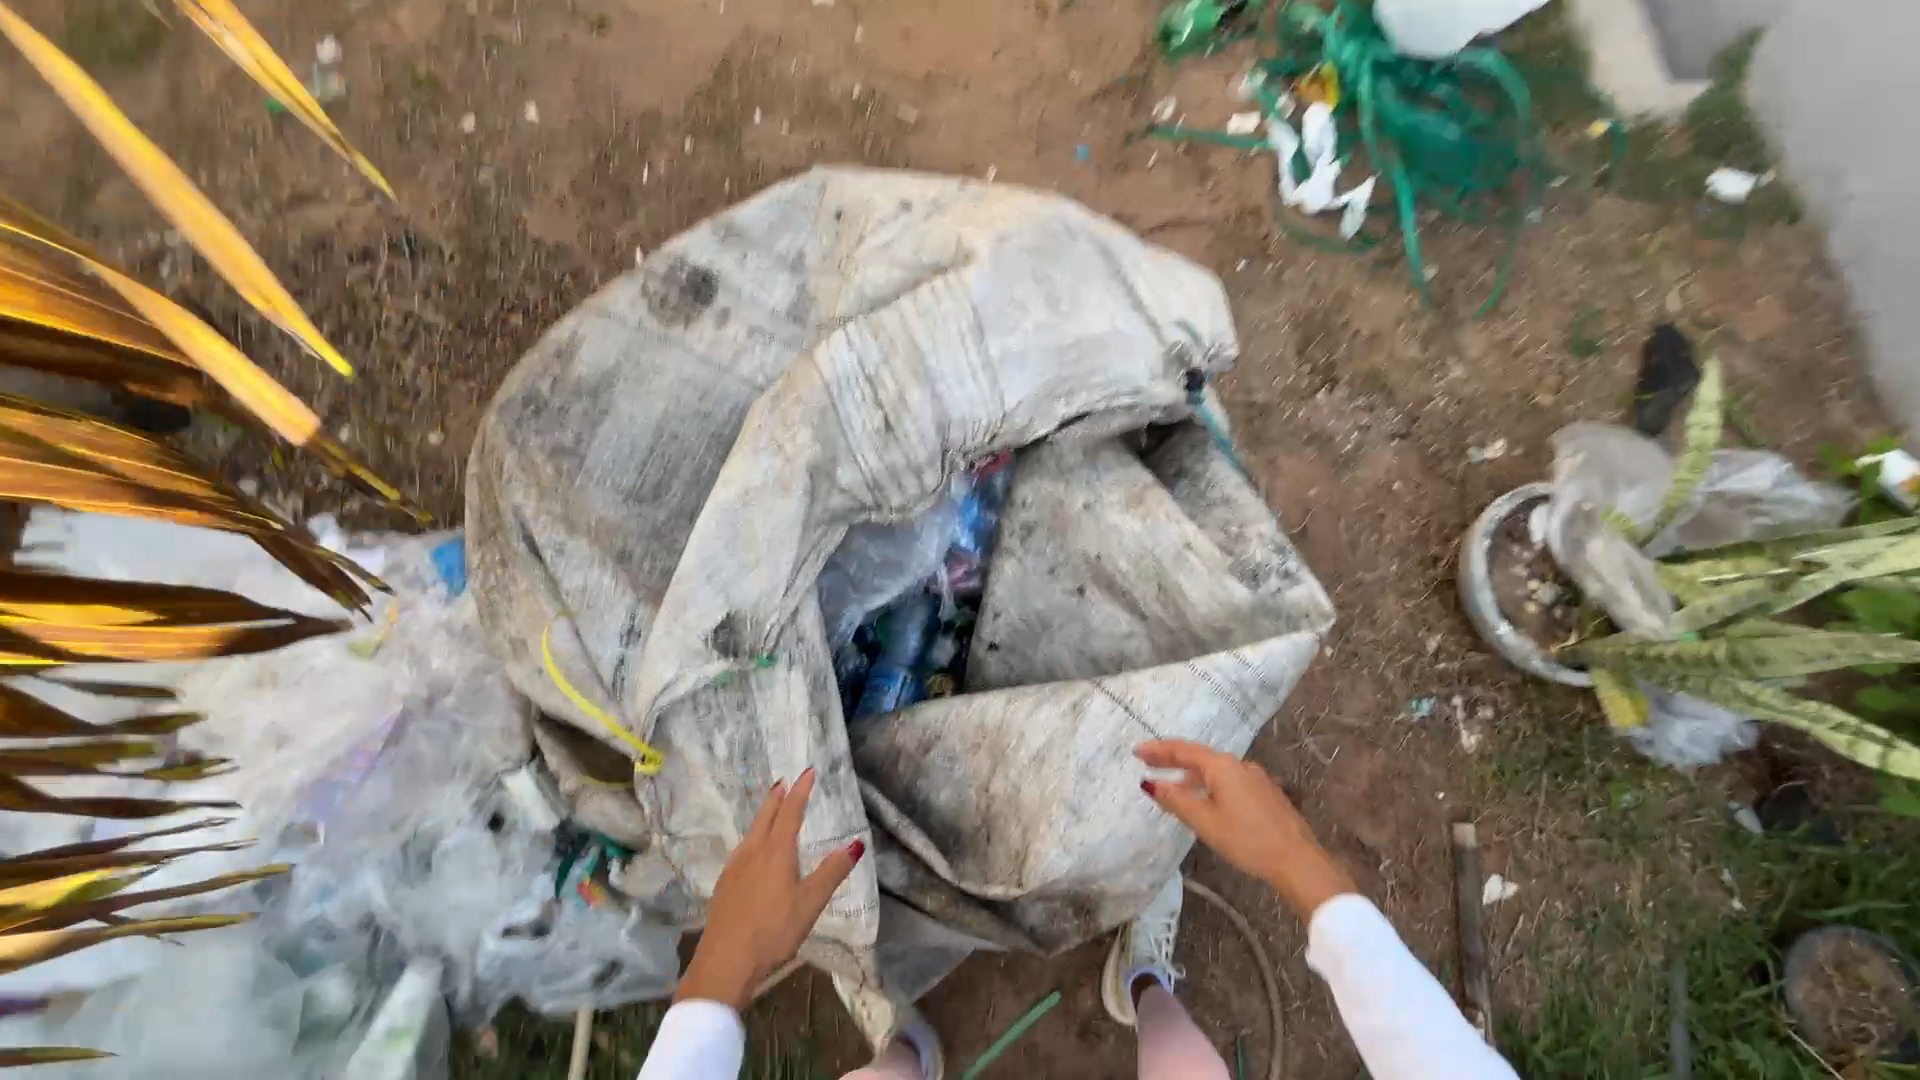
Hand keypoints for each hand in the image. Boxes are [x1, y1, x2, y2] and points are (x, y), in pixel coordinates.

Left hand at [676, 768, 863, 1009]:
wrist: (724, 962)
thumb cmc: (773, 931)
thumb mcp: (810, 903)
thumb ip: (832, 872)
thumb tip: (856, 844)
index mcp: (776, 852)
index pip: (791, 811)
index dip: (801, 790)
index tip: (808, 771)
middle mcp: (753, 852)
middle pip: (766, 816)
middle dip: (777, 797)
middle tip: (784, 782)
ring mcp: (734, 868)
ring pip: (751, 833)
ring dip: (763, 816)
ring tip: (771, 810)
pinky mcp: (724, 885)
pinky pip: (742, 850)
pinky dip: (753, 838)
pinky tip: (752, 852)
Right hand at [1136, 740, 1355, 920]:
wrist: (1299, 862)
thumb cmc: (1247, 840)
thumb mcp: (1205, 822)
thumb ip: (1176, 800)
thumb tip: (1150, 784)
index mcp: (1222, 767)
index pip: (1183, 751)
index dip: (1158, 750)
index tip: (1137, 751)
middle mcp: (1239, 765)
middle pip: (1199, 757)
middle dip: (1172, 760)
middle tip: (1148, 763)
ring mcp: (1256, 779)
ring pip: (1215, 770)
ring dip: (1191, 774)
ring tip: (1173, 785)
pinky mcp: (1266, 795)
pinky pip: (1229, 781)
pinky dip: (1209, 784)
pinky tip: (1206, 800)